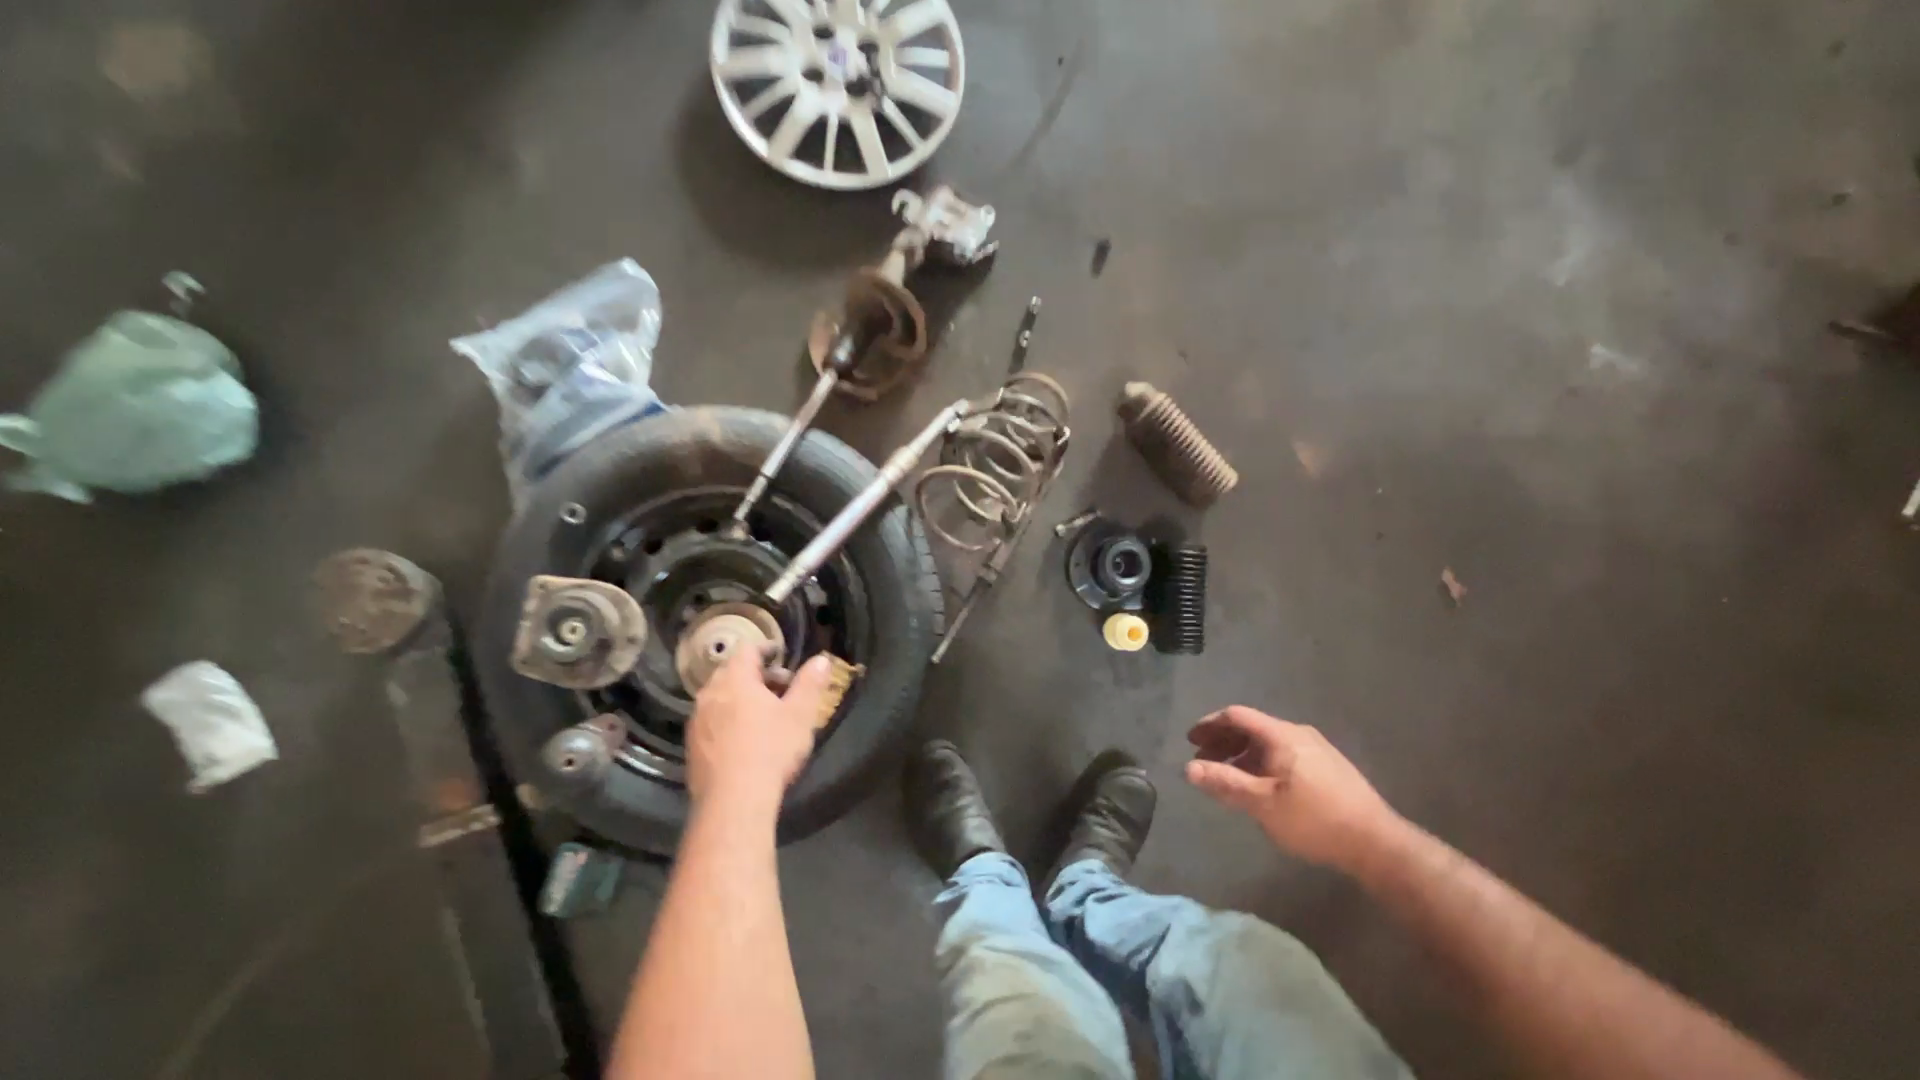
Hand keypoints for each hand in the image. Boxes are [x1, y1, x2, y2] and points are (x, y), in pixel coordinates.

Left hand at [686, 649, 833, 810]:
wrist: (734, 801)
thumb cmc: (771, 750)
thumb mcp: (800, 715)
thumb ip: (811, 683)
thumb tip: (821, 659)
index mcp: (735, 680)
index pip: (747, 650)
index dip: (766, 648)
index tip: (780, 654)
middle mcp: (709, 694)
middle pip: (731, 673)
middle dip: (755, 676)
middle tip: (779, 689)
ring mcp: (696, 722)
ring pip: (719, 699)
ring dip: (739, 700)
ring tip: (761, 716)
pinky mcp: (692, 747)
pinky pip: (711, 723)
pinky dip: (726, 722)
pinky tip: (742, 741)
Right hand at [1185, 706, 1404, 871]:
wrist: (1375, 842)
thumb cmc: (1314, 820)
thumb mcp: (1262, 804)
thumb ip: (1225, 783)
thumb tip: (1188, 768)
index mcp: (1282, 735)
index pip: (1237, 716)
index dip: (1210, 725)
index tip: (1190, 742)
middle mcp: (1299, 734)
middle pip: (1252, 727)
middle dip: (1223, 742)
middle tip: (1203, 763)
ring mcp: (1316, 749)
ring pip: (1268, 743)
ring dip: (1241, 755)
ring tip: (1227, 779)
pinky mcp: (1326, 767)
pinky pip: (1282, 754)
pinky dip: (1260, 763)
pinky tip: (1258, 788)